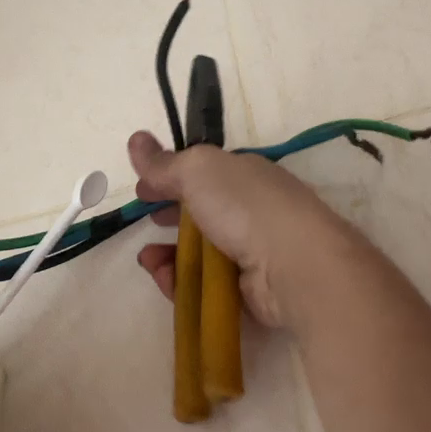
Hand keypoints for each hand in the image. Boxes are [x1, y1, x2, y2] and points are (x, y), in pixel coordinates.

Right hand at [128, 129, 361, 329]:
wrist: (294, 266)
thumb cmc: (245, 206)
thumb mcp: (197, 171)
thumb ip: (164, 162)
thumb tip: (136, 140)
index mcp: (243, 175)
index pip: (203, 173)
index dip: (171, 177)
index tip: (143, 189)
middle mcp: (250, 210)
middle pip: (201, 212)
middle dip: (169, 217)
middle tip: (147, 222)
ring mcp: (251, 252)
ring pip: (199, 252)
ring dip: (168, 255)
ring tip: (148, 260)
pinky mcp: (248, 291)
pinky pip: (206, 285)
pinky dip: (182, 283)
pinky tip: (165, 279)